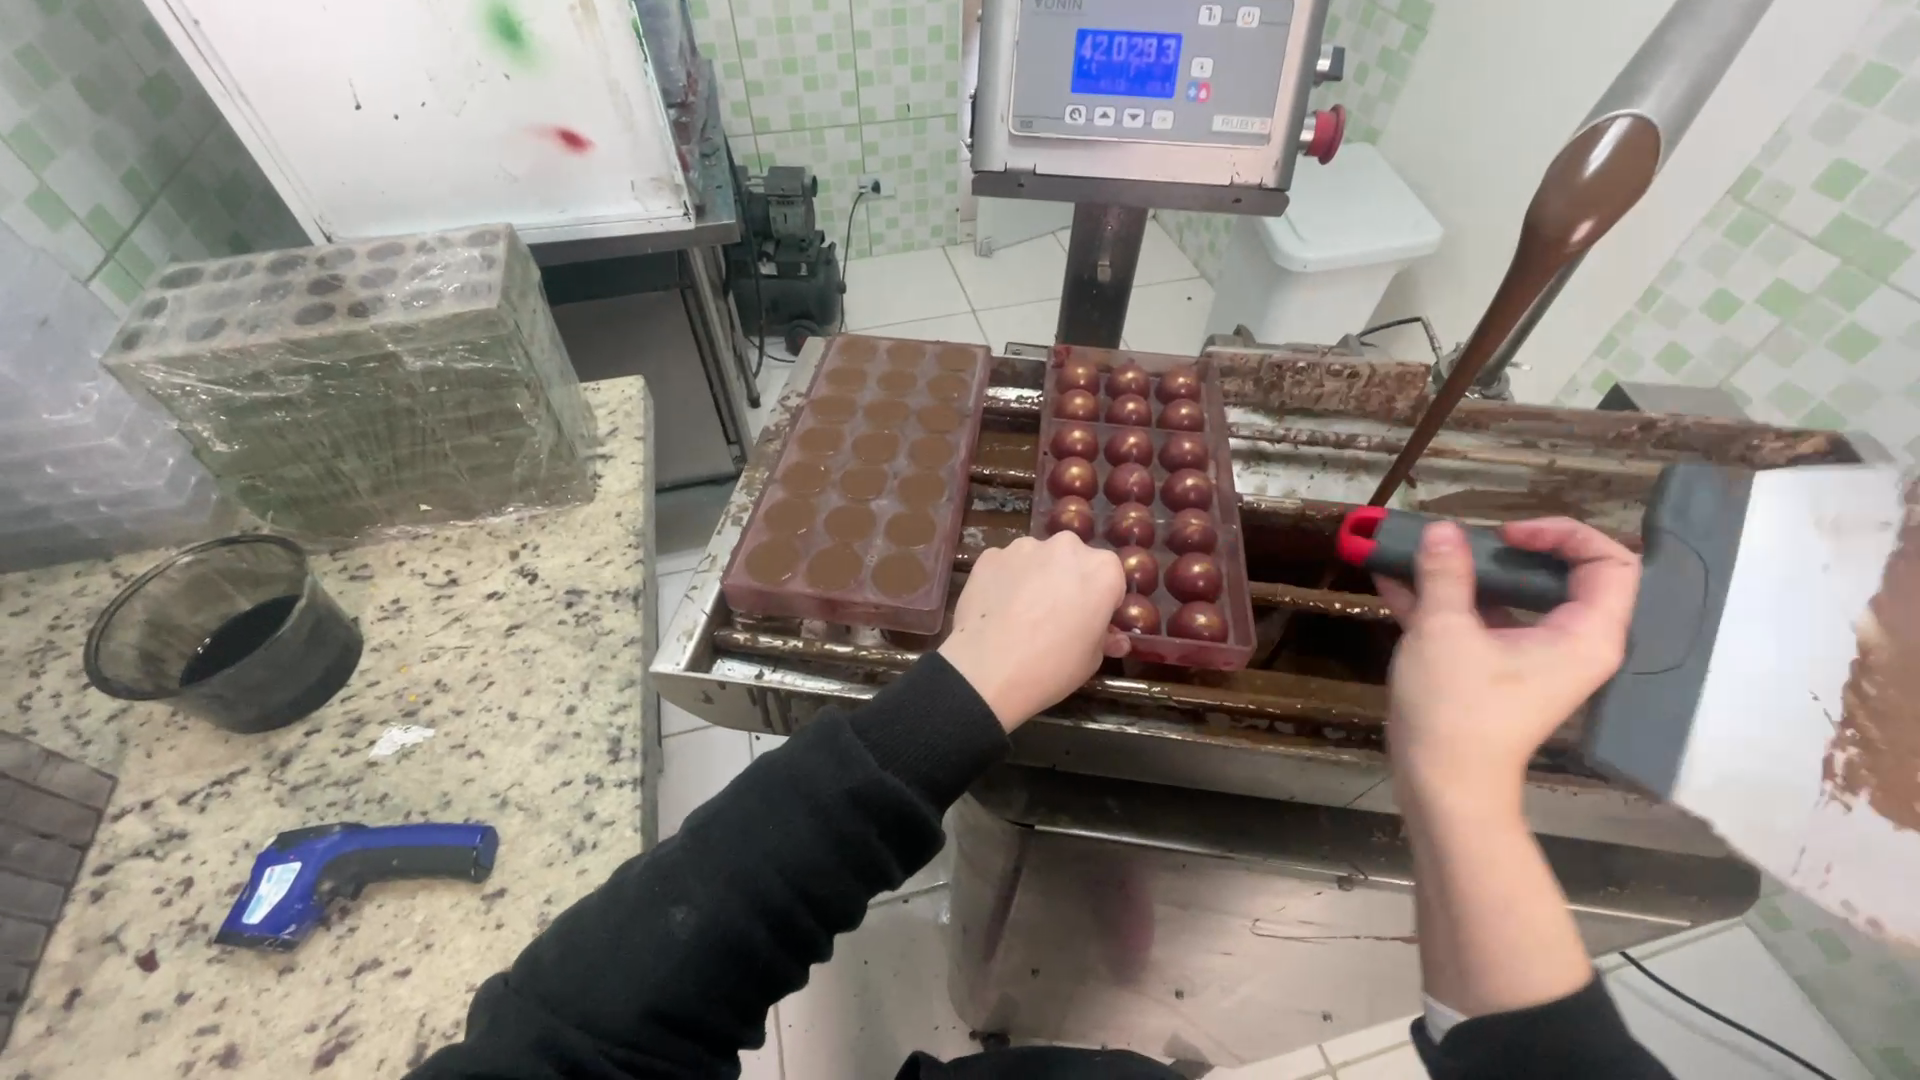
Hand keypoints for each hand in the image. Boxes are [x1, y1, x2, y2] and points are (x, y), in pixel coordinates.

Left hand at [938, 533, 1128, 731]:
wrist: (987, 671)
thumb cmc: (1052, 667)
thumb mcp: (1091, 659)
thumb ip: (1105, 637)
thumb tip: (1114, 638)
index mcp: (1102, 569)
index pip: (1111, 578)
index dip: (1101, 600)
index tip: (1090, 619)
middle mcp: (1066, 547)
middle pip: (1073, 560)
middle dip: (1067, 581)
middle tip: (1055, 614)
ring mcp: (1024, 547)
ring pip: (1037, 559)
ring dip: (1035, 576)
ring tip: (1021, 612)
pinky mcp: (990, 555)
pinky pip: (1005, 565)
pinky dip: (1005, 580)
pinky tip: (997, 609)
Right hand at [1375, 518, 1638, 809]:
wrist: (1441, 782)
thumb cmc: (1456, 709)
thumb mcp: (1444, 632)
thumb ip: (1444, 575)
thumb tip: (1441, 529)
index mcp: (1584, 634)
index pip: (1609, 563)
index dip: (1562, 535)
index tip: (1505, 533)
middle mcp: (1566, 642)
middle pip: (1553, 576)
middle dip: (1498, 550)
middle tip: (1458, 541)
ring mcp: (1527, 656)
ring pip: (1507, 597)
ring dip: (1459, 572)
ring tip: (1412, 551)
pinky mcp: (1492, 668)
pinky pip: (1476, 621)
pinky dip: (1440, 600)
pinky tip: (1391, 579)